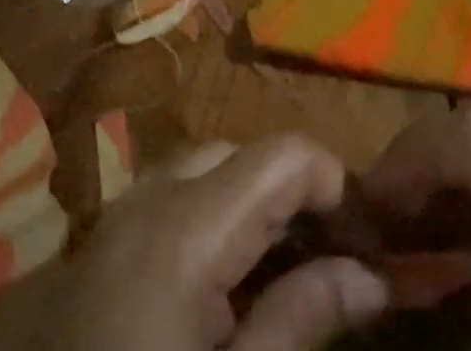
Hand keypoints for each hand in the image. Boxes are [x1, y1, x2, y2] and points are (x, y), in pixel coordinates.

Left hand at [0, 135, 387, 350]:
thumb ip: (303, 317)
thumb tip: (373, 277)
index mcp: (186, 227)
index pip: (285, 154)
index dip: (334, 186)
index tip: (360, 244)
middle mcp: (148, 201)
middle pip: (243, 155)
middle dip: (292, 194)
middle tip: (326, 260)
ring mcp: (115, 220)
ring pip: (205, 172)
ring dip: (252, 204)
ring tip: (280, 272)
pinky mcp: (98, 248)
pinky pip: (169, 200)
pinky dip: (211, 217)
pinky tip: (223, 283)